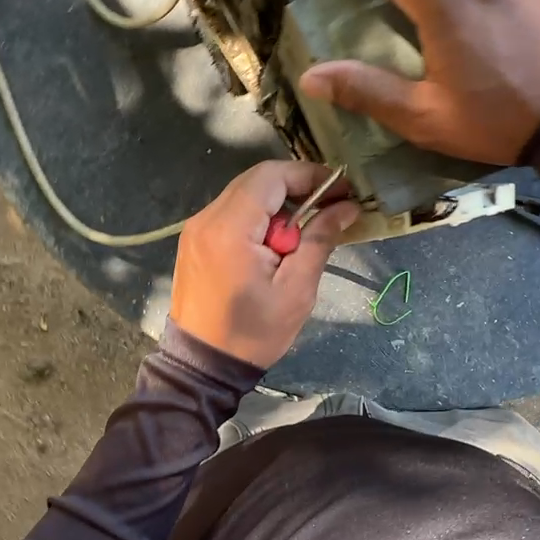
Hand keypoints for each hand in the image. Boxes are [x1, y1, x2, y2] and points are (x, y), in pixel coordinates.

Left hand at [169, 161, 359, 367]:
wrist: (202, 364)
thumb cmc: (252, 333)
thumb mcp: (295, 290)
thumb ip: (319, 240)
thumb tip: (345, 207)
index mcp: (229, 228)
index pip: (271, 176)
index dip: (309, 175)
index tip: (340, 191)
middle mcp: (206, 219)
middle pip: (256, 181)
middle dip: (296, 189)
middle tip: (330, 210)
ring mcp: (195, 229)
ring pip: (244, 195)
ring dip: (278, 206)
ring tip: (304, 235)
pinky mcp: (194, 241)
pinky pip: (231, 214)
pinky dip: (258, 219)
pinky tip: (276, 246)